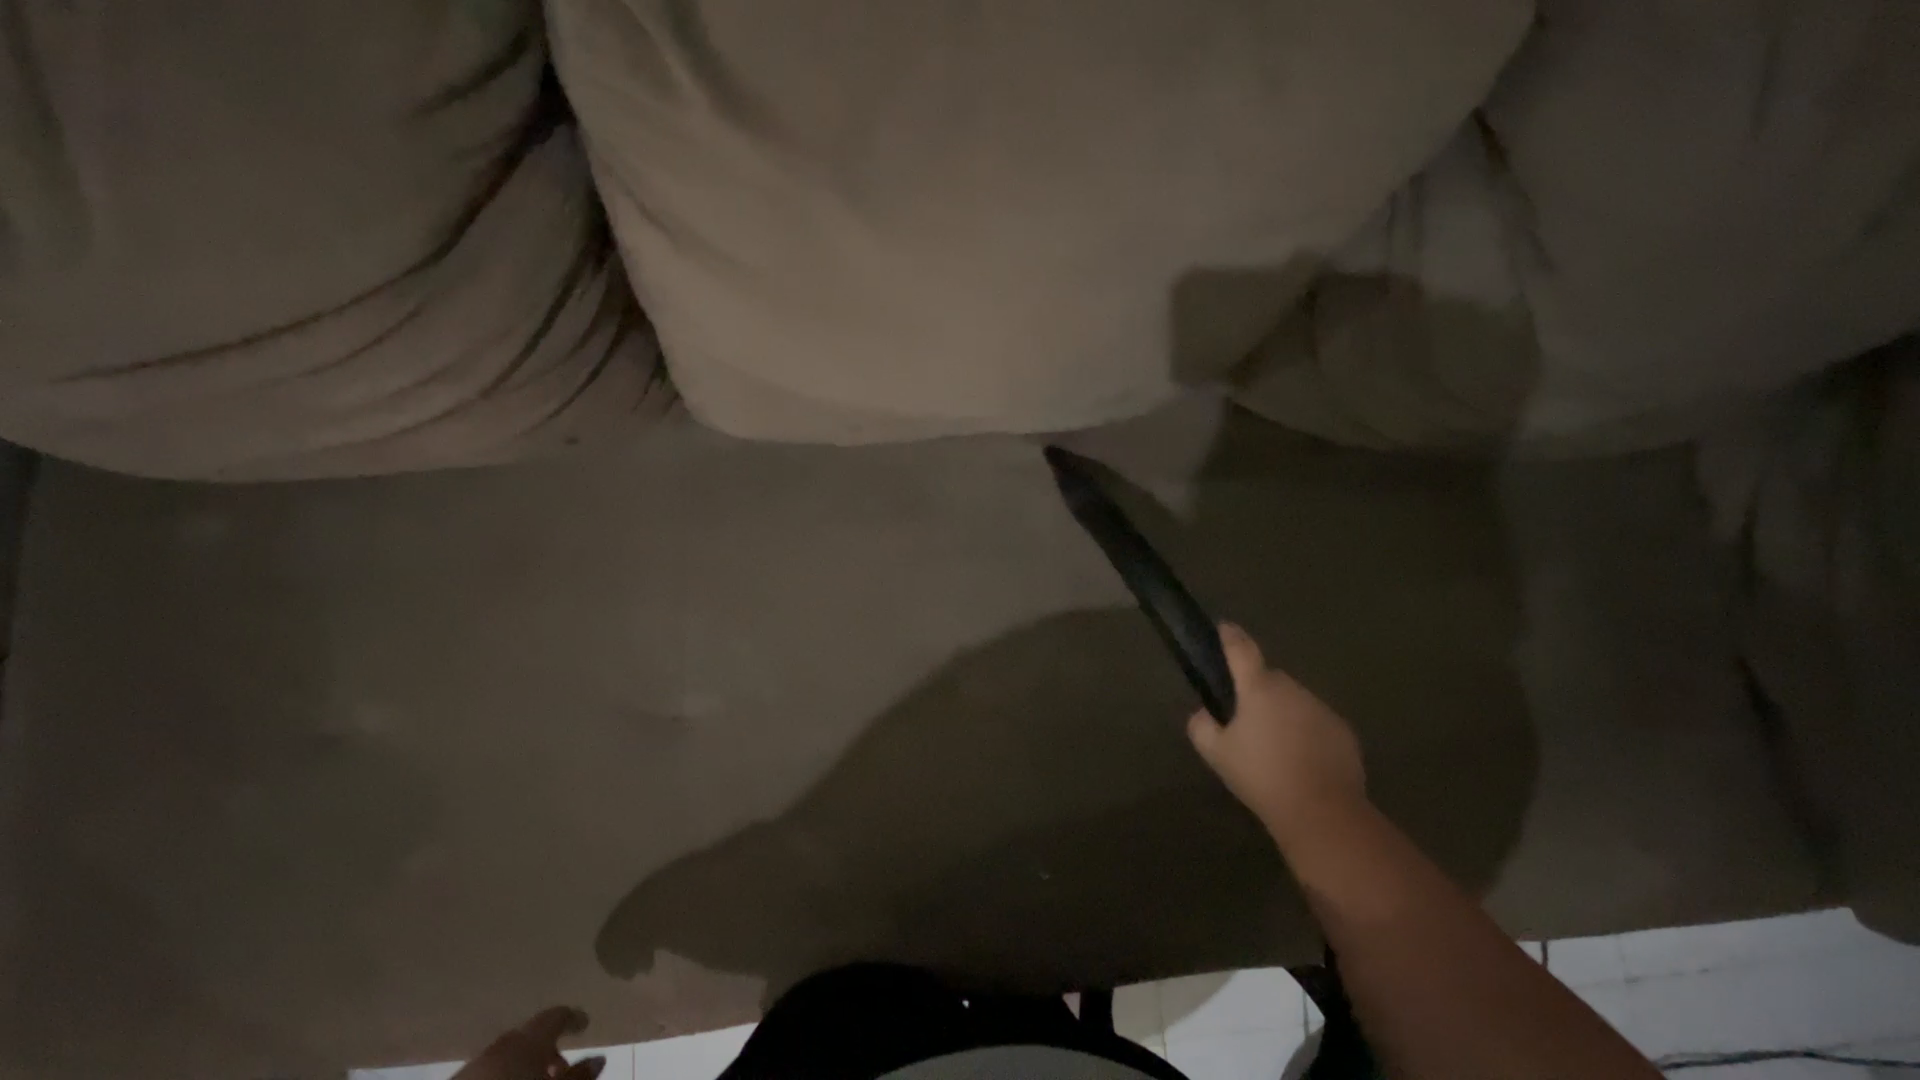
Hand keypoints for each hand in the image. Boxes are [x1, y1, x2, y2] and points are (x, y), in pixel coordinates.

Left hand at [451, 1007, 604, 1079]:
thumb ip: (579, 1075)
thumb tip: (599, 1057)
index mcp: (529, 1040)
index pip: (555, 1016)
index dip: (572, 1018)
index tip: (584, 1025)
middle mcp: (502, 1044)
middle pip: (529, 1037)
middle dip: (547, 1048)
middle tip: (561, 1067)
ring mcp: (475, 1063)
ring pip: (507, 1055)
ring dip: (524, 1063)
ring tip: (536, 1079)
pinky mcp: (459, 1079)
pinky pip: (488, 1070)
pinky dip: (503, 1074)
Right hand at [1186, 623, 1366, 840]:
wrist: (1321, 810)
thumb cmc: (1261, 776)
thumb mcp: (1217, 755)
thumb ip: (1202, 727)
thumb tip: (1204, 713)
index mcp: (1258, 688)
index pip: (1241, 650)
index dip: (1230, 637)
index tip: (1224, 627)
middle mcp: (1292, 689)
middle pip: (1269, 680)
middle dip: (1257, 692)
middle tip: (1246, 721)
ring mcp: (1322, 709)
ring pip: (1295, 702)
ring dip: (1283, 714)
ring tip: (1275, 748)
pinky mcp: (1343, 732)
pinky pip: (1316, 723)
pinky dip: (1306, 734)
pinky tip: (1301, 762)